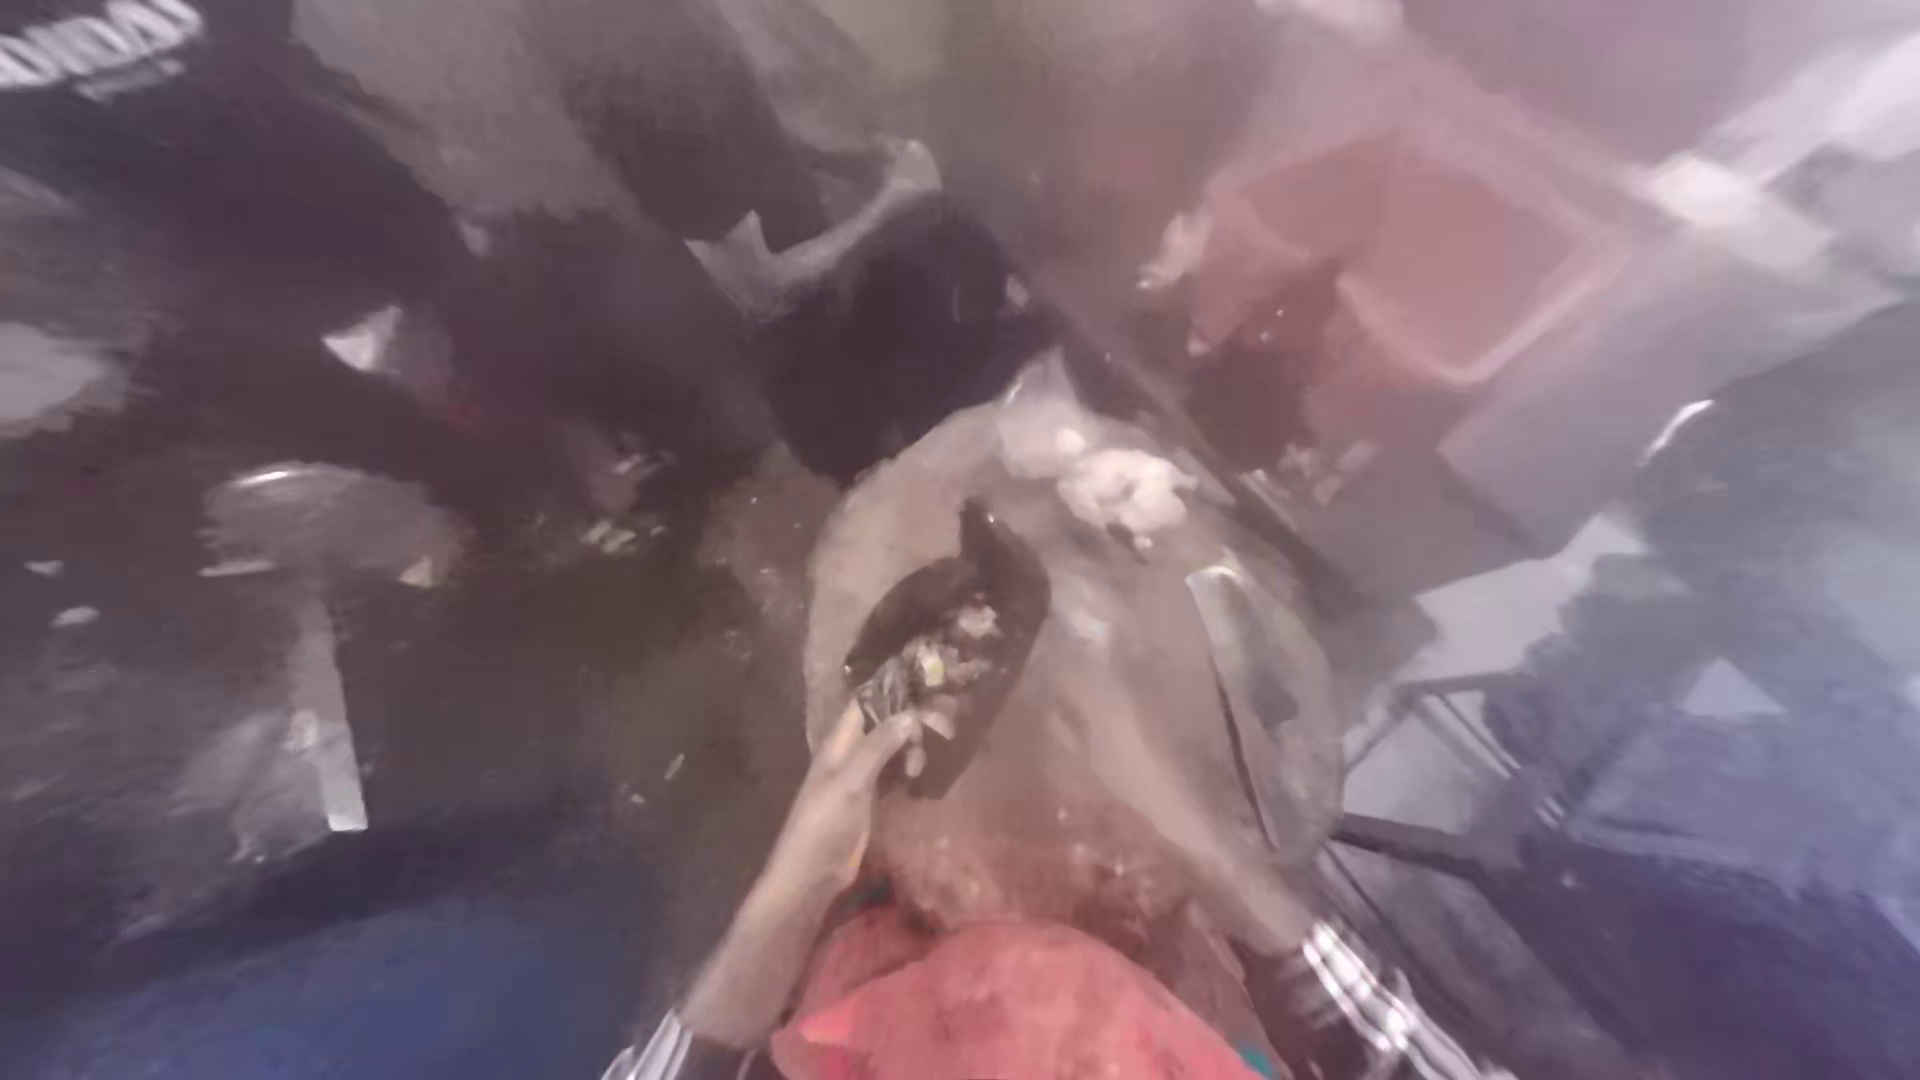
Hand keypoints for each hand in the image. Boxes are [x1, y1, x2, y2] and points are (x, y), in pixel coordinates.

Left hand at [760, 702, 917, 901]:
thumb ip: (878, 746)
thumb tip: (911, 713)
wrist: (811, 876)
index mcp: (839, 742)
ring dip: (911, 747)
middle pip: (883, 723)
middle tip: (941, 727)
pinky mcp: (870, 798)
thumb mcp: (851, 781)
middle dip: (910, 721)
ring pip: (891, 748)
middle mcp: (850, 752)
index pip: (865, 702)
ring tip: (925, 761)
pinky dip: (908, 768)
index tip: (924, 686)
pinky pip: (893, 772)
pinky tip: (924, 774)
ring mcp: (861, 775)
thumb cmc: (824, 824)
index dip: (891, 691)